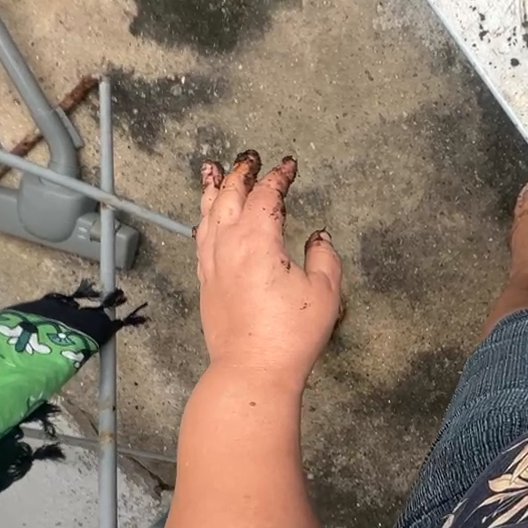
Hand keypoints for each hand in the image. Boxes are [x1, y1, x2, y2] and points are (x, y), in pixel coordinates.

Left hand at [194, 150, 341, 389]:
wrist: (253, 369)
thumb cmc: (292, 333)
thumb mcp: (326, 292)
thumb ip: (324, 256)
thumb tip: (319, 237)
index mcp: (258, 241)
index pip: (265, 197)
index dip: (278, 178)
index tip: (289, 166)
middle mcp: (228, 246)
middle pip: (229, 198)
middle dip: (240, 174)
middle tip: (249, 158)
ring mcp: (212, 264)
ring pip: (208, 214)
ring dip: (214, 189)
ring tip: (213, 171)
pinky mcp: (207, 282)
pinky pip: (202, 237)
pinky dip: (206, 217)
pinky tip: (208, 218)